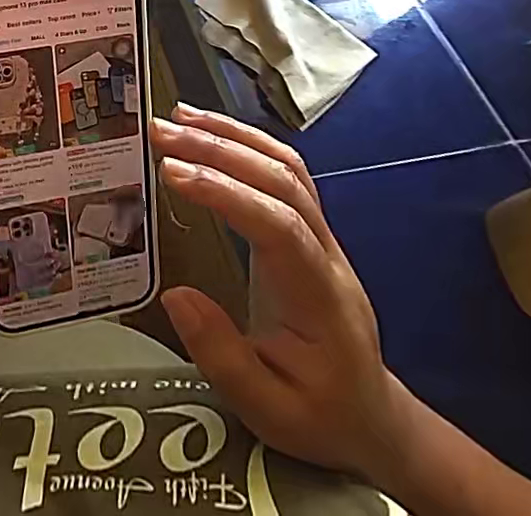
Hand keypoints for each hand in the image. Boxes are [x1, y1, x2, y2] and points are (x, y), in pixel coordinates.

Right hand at [152, 105, 408, 479]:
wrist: (371, 414)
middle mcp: (326, 252)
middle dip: (219, 148)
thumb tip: (175, 295)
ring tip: (179, 117)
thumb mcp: (269, 409)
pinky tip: (212, 134)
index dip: (225, 192)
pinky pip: (284, 174)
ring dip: (233, 135)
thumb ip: (222, 356)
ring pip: (286, 166)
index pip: (278, 225)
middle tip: (159, 132)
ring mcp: (322, 236)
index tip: (171, 173)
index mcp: (318, 294)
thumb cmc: (320, 414)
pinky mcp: (308, 230)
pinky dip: (246, 144)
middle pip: (282, 180)